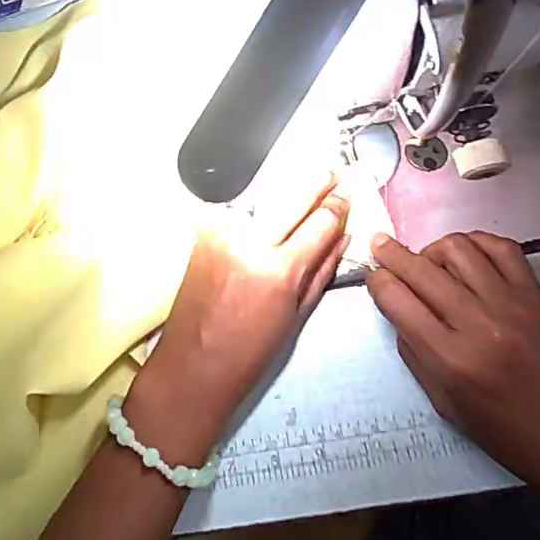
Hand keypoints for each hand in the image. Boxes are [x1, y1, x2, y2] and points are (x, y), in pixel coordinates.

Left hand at [129, 171, 348, 461]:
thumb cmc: (249, 351)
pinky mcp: (204, 234)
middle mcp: (250, 243)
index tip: (346, 196)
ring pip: (266, 196)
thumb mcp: (298, 313)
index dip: (338, 206)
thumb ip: (323, 267)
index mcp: (279, 270)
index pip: (320, 221)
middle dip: (318, 183)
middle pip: (294, 196)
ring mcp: (222, 234)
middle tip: (332, 175)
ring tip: (305, 188)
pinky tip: (270, 208)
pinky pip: (239, 208)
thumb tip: (343, 235)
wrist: (192, 364)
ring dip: (288, 190)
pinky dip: (258, 205)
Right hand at [365, 231, 539, 496]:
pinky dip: (477, 242)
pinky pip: (502, 248)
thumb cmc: (512, 435)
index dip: (377, 282)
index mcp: (452, 361)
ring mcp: (512, 303)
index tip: (373, 276)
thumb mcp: (448, 407)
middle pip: (422, 270)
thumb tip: (399, 314)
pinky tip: (467, 254)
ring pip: (459, 248)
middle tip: (380, 246)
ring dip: (433, 248)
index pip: (398, 301)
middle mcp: (478, 324)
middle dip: (392, 254)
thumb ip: (417, 357)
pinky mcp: (538, 294)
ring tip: (429, 260)